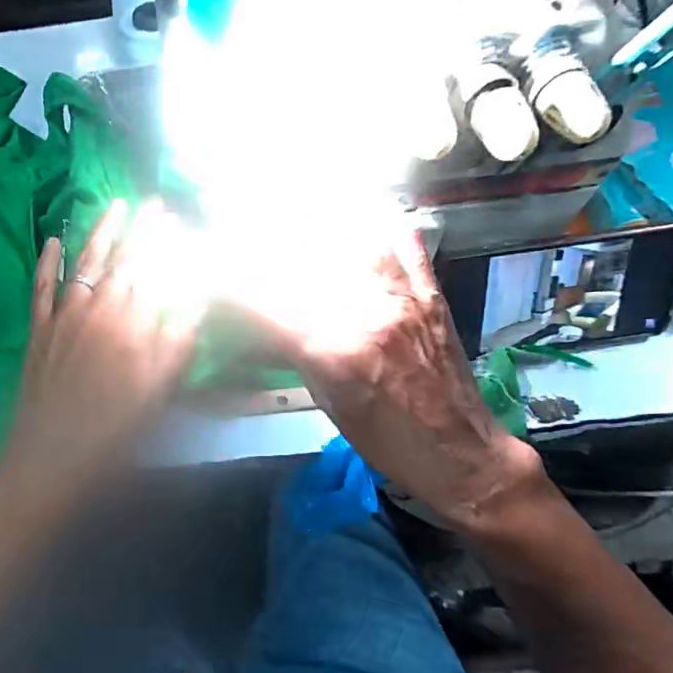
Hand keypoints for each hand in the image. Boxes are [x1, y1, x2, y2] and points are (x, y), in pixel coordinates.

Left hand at [0, 200, 205, 513]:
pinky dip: (47, 261)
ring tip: (116, 204)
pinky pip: (42, 286)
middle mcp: (99, 310)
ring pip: (85, 262)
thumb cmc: (113, 435)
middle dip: (141, 229)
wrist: (49, 458)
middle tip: (155, 202)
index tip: (181, 221)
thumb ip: (177, 342)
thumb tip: (195, 298)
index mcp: (133, 325)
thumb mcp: (159, 393)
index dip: (169, 245)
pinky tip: (53, 239)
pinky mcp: (39, 330)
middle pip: (124, 259)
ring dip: (101, 232)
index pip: (156, 272)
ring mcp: (64, 317)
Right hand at [250, 227, 543, 533]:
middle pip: (305, 266)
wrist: (461, 453)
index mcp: (335, 353)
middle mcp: (368, 316)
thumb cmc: (386, 442)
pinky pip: (405, 243)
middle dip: (266, 254)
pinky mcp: (430, 294)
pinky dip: (379, 226)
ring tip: (296, 228)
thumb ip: (295, 353)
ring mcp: (403, 299)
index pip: (268, 306)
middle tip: (241, 244)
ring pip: (352, 242)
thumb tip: (261, 325)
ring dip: (318, 231)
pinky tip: (359, 219)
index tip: (211, 277)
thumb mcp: (327, 403)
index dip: (232, 287)